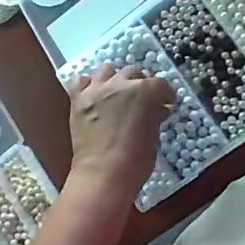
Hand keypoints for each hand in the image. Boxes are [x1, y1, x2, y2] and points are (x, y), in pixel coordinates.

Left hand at [67, 63, 175, 191]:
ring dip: (114, 80)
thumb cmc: (136, 160)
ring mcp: (96, 89)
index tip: (166, 104)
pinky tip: (93, 95)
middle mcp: (120, 83)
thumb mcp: (154, 136)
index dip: (165, 95)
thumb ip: (154, 116)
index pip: (160, 84)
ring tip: (116, 94)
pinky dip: (88, 85)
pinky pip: (81, 81)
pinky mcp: (78, 99)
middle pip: (133, 73)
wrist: (103, 174)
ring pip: (107, 71)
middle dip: (140, 84)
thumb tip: (157, 110)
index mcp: (145, 91)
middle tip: (141, 101)